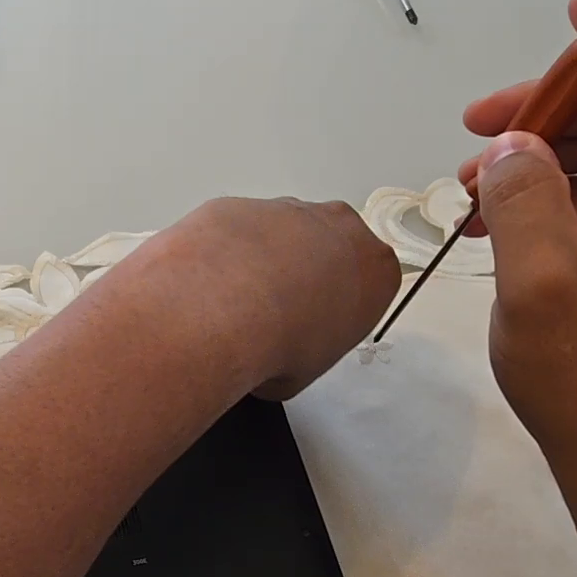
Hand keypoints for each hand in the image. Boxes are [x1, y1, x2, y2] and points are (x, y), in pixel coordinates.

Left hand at [128, 197, 399, 399]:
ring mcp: (286, 208)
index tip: (306, 329)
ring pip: (275, 234)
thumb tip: (273, 359)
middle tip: (265, 315)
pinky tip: (201, 286)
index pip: (365, 284)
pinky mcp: (237, 204)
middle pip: (324, 248)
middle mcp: (340, 226)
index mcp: (375, 269)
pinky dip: (217, 254)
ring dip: (257, 261)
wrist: (221, 311)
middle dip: (299, 275)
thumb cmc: (279, 348)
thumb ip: (304, 351)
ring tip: (226, 304)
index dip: (331, 309)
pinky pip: (231, 232)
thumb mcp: (304, 373)